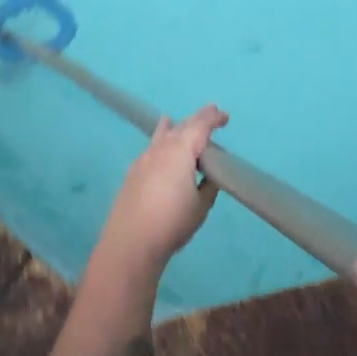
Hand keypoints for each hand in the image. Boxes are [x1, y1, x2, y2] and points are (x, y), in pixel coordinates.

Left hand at [96, 105, 228, 267]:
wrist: (131, 241)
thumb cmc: (172, 222)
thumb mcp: (201, 206)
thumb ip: (208, 186)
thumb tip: (208, 176)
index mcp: (181, 150)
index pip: (200, 126)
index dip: (213, 118)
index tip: (225, 117)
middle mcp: (161, 148)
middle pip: (182, 126)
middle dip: (197, 119)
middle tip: (211, 114)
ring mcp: (144, 158)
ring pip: (162, 134)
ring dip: (173, 127)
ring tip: (174, 121)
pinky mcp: (133, 172)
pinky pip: (151, 148)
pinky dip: (160, 142)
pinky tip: (159, 151)